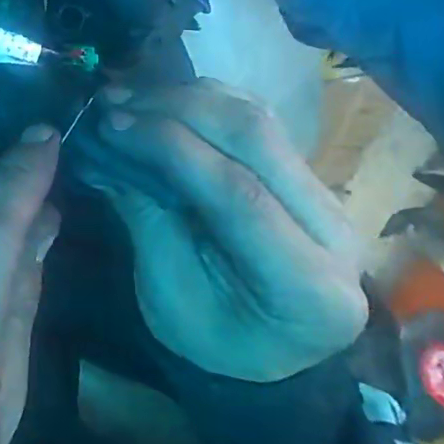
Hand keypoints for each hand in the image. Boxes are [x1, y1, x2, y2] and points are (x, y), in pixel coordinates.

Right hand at [84, 78, 366, 382]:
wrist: (266, 349)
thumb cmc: (214, 340)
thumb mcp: (170, 300)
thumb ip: (148, 219)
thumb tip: (111, 146)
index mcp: (308, 287)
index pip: (239, 193)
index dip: (171, 146)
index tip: (112, 123)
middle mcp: (332, 227)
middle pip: (254, 137)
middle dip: (176, 108)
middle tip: (114, 100)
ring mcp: (323, 191)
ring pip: (256, 116)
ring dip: (186, 96)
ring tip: (130, 94)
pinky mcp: (304, 169)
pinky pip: (255, 115)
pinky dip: (204, 100)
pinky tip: (164, 99)